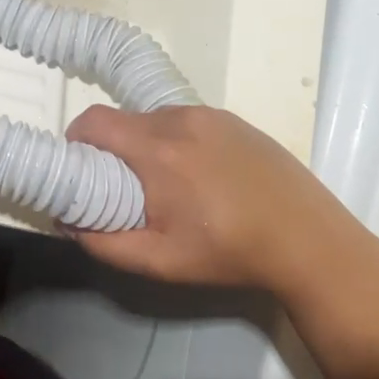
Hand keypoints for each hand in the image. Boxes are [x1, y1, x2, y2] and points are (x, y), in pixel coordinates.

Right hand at [66, 105, 371, 294]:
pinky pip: (186, 121)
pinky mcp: (235, 121)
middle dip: (111, 146)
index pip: (94, 122)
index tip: (79, 164)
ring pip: (155, 118)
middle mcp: (180, 122)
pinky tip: (198, 173)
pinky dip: (176, 139)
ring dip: (145, 142)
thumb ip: (104, 244)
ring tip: (163, 180)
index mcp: (157, 152)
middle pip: (123, 119)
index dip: (76, 137)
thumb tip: (68, 223)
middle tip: (121, 182)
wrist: (310, 243)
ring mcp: (211, 117)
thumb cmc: (229, 254)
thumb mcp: (160, 262)